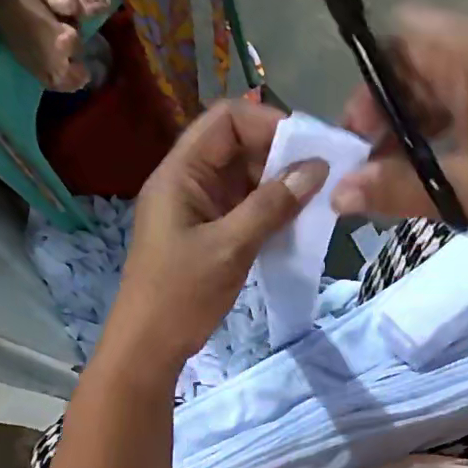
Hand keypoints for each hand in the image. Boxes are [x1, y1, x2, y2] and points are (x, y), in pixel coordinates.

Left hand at [100, 101, 327, 379]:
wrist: (147, 346)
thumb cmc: (180, 294)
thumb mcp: (230, 247)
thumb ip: (272, 205)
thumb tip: (316, 167)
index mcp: (179, 173)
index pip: (225, 120)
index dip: (267, 123)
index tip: (307, 148)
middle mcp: (186, 182)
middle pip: (236, 146)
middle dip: (278, 156)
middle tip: (319, 177)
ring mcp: (196, 209)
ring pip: (242, 179)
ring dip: (277, 186)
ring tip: (314, 201)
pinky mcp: (206, 234)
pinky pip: (241, 208)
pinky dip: (267, 210)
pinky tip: (294, 223)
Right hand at [330, 5, 467, 251]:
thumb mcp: (465, 194)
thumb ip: (395, 189)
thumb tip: (336, 194)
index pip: (404, 37)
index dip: (371, 85)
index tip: (362, 139)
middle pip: (426, 56)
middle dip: (393, 110)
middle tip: (380, 166)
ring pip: (454, 75)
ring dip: (424, 120)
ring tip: (412, 173)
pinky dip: (457, 120)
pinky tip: (453, 164)